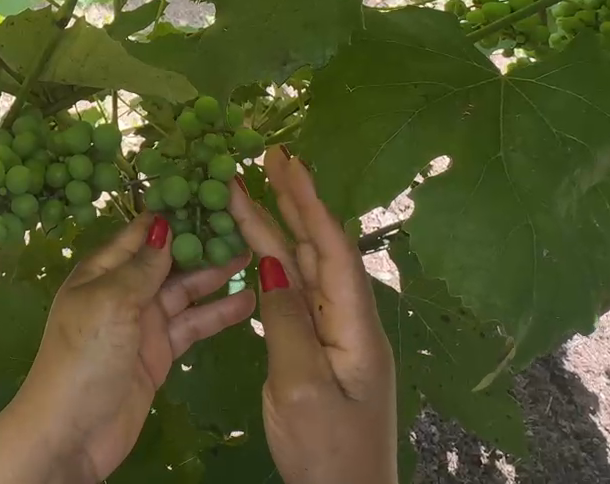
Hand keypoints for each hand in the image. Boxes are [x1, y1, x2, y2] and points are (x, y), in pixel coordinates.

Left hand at [0, 213, 254, 483]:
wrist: (73, 431)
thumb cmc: (85, 355)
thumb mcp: (111, 302)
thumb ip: (141, 267)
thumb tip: (163, 224)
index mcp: (102, 269)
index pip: (141, 232)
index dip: (171, 213)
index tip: (207, 193)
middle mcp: (123, 289)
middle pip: (167, 259)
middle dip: (199, 241)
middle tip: (244, 223)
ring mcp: (143, 322)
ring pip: (184, 290)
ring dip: (215, 274)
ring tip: (255, 255)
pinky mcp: (159, 353)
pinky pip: (192, 325)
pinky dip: (217, 313)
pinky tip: (248, 301)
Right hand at [229, 146, 397, 483]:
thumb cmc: (327, 452)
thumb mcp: (302, 387)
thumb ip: (286, 319)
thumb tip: (272, 260)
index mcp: (355, 326)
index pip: (332, 249)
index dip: (307, 201)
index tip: (285, 161)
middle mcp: (348, 321)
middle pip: (320, 248)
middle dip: (294, 200)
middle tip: (268, 158)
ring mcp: (333, 334)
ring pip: (303, 267)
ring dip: (279, 226)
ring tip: (253, 189)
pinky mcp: (317, 348)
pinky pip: (292, 292)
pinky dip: (272, 261)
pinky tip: (257, 248)